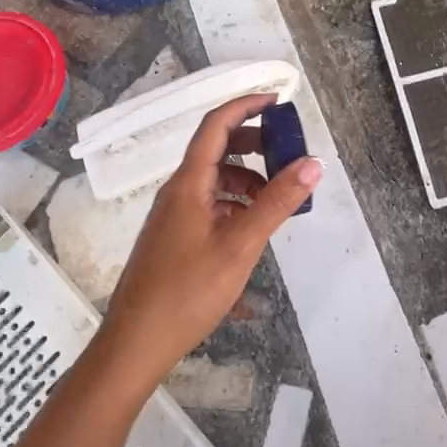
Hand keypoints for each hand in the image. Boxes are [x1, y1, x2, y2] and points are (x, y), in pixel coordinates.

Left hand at [98, 94, 322, 387]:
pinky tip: (252, 228)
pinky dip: (235, 202)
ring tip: (276, 200)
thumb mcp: (241, 245)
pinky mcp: (174, 237)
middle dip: (254, 143)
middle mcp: (178, 190)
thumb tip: (312, 162)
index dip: (247, 105)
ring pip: (214, 178)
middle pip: (216, 147)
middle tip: (287, 153)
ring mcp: (173, 215)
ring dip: (248, 177)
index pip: (217, 124)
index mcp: (189, 183)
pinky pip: (209, 203)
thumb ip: (277, 202)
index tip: (279, 101)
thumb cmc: (187, 292)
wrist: (134, 345)